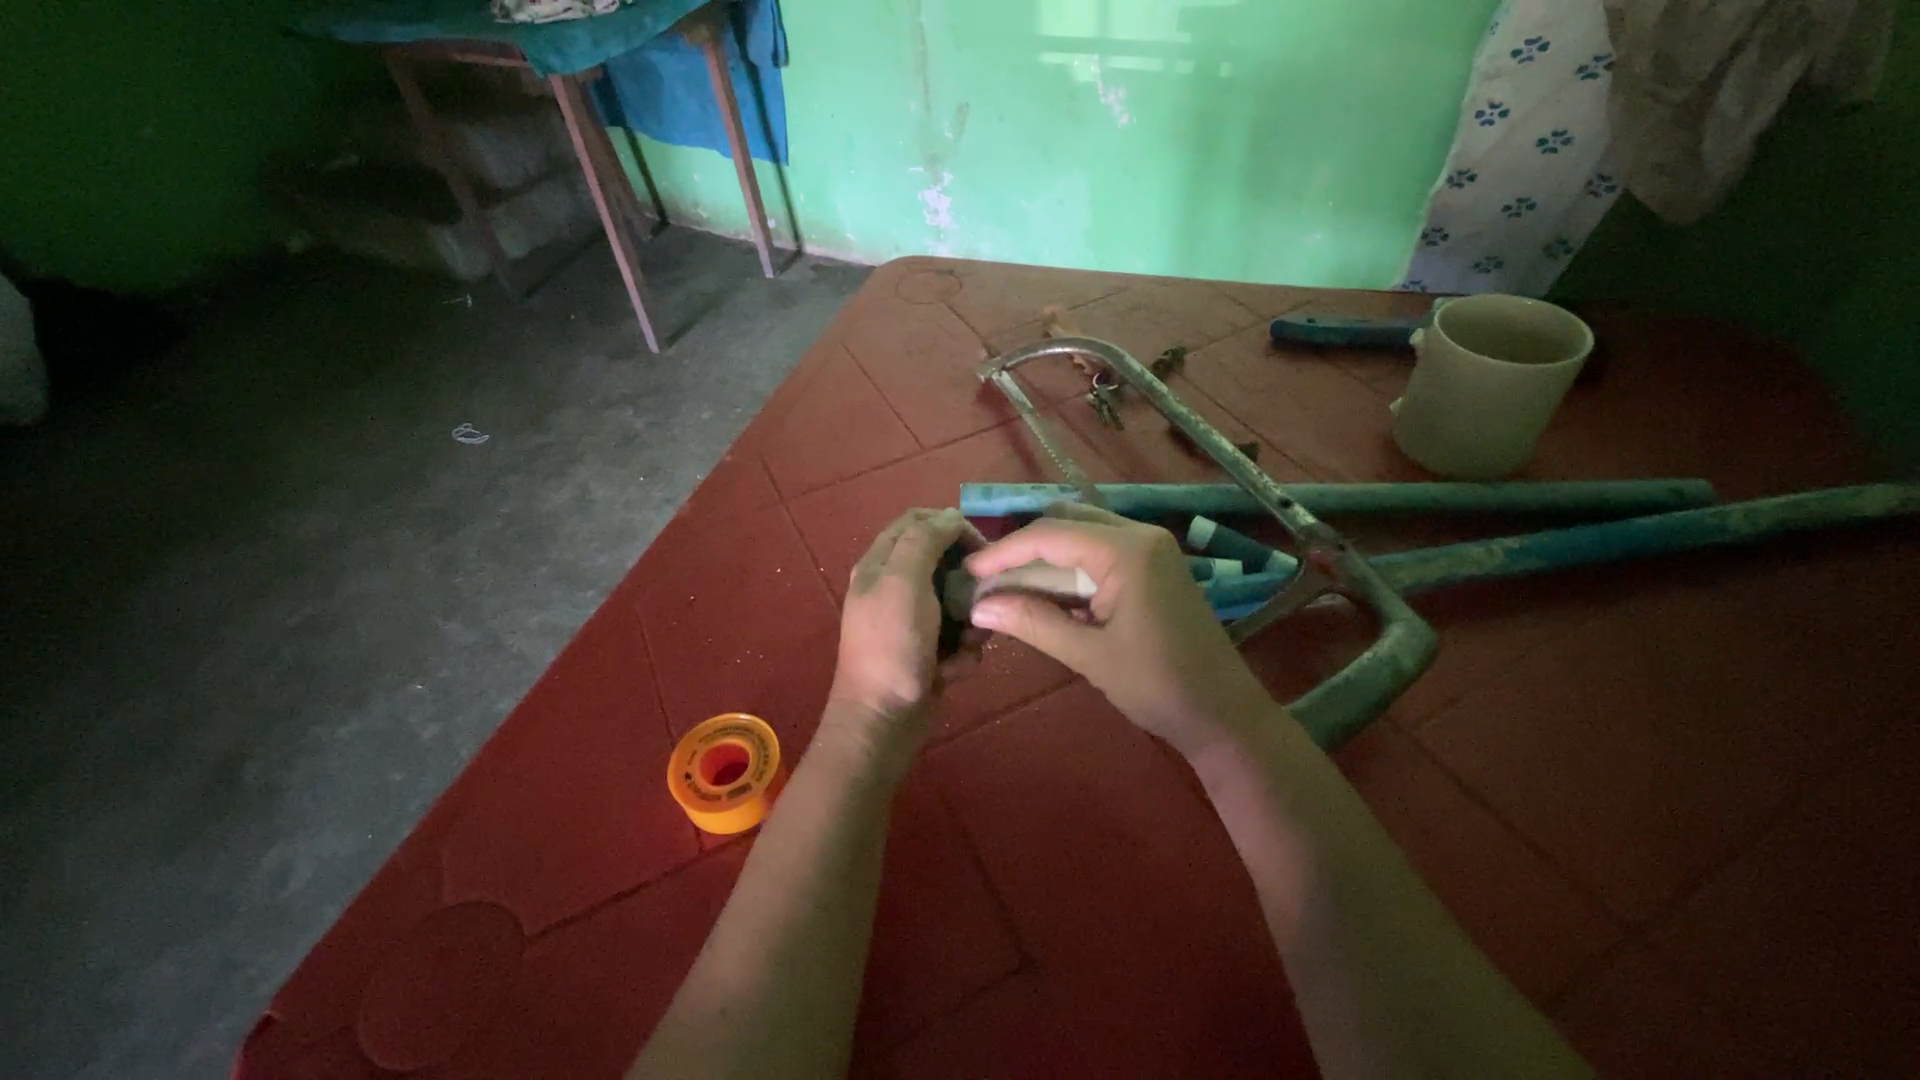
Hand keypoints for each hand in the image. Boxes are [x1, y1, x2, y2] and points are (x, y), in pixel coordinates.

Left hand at [828, 508, 979, 746]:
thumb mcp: (903, 582)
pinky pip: (961, 637)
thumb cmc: (892, 646)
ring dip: (971, 622)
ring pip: (961, 602)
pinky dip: (963, 653)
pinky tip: (953, 669)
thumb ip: (924, 541)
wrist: (884, 719)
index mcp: (880, 564)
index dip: (951, 526)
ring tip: (966, 642)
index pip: (919, 521)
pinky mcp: (930, 651)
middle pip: (946, 563)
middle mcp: (895, 587)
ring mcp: (914, 622)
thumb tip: (950, 515)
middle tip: (982, 598)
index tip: (979, 548)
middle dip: (969, 583)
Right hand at [966, 503, 1273, 756]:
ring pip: (1080, 537)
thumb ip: (1033, 622)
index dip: (1004, 551)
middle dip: (1022, 550)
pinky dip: (1068, 572)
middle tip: (985, 581)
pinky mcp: (1151, 568)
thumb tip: (978, 608)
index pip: (1050, 535)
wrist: (1223, 713)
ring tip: (1004, 589)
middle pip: (1065, 524)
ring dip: (1043, 561)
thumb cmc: (1158, 685)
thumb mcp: (1089, 655)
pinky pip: (1098, 555)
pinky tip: (1041, 596)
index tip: (967, 571)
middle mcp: (1139, 536)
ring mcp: (1149, 550)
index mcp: (1127, 550)